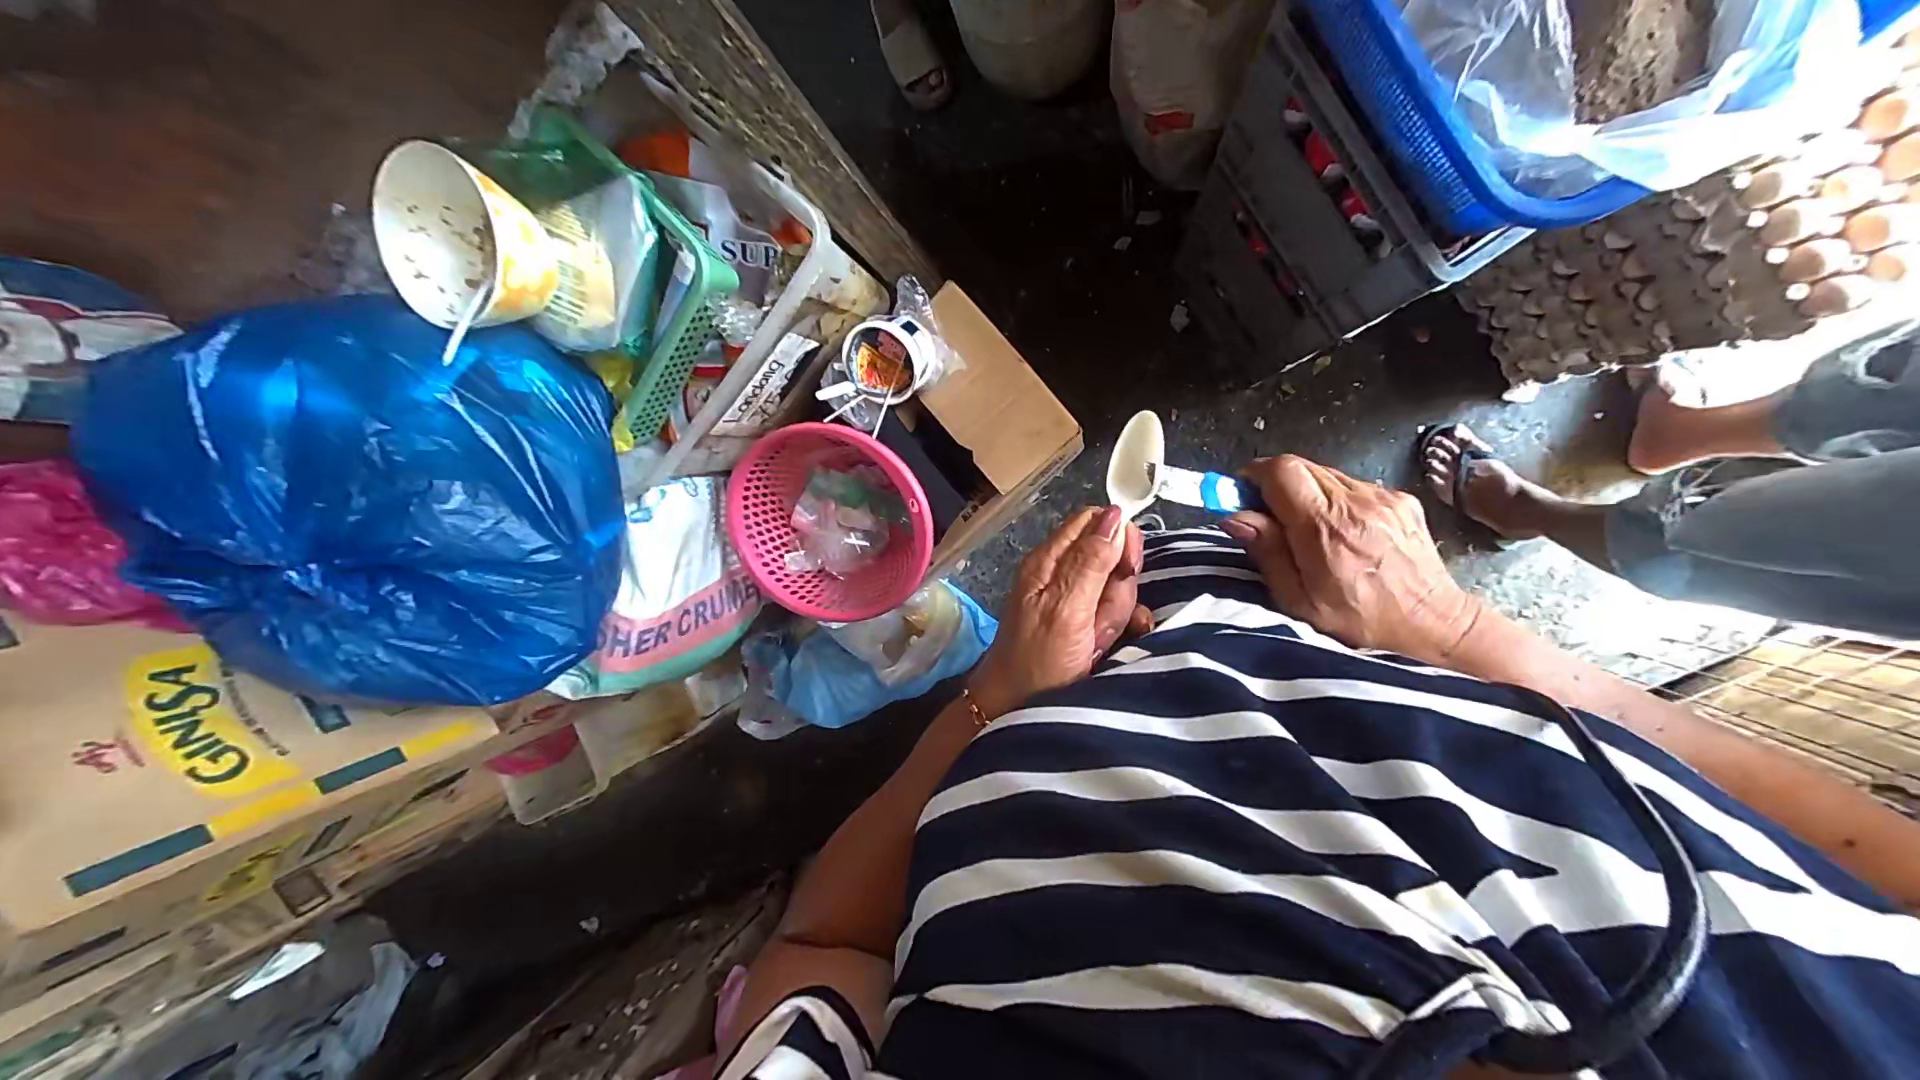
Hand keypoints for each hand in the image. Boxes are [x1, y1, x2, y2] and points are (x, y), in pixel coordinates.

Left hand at [968, 505, 1151, 720]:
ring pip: (1120, 589)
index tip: (1126, 569)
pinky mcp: (1088, 626)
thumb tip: (1115, 513)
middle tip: (1097, 619)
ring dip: (1115, 616)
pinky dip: (1120, 631)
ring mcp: (1077, 602)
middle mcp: (1064, 574)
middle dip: (1116, 590)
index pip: (1095, 522)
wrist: (1017, 711)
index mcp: (1050, 560)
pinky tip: (1106, 650)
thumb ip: (1091, 561)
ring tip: (1093, 643)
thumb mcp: (1065, 607)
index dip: (1118, 539)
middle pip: (1114, 558)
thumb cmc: (1037, 661)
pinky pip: (1120, 614)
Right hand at [1220, 456, 1483, 664]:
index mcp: (1324, 528)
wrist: (1430, 622)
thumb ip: (1266, 552)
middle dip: (1274, 483)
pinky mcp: (1399, 499)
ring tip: (1306, 528)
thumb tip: (1235, 517)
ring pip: (1325, 474)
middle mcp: (1355, 503)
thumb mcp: (1297, 599)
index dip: (1254, 475)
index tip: (1241, 495)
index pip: (1282, 471)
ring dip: (1303, 491)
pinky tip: (1339, 531)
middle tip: (1266, 513)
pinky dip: (1333, 499)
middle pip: (1300, 465)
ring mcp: (1382, 497)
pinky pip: (1351, 485)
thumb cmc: (1357, 619)